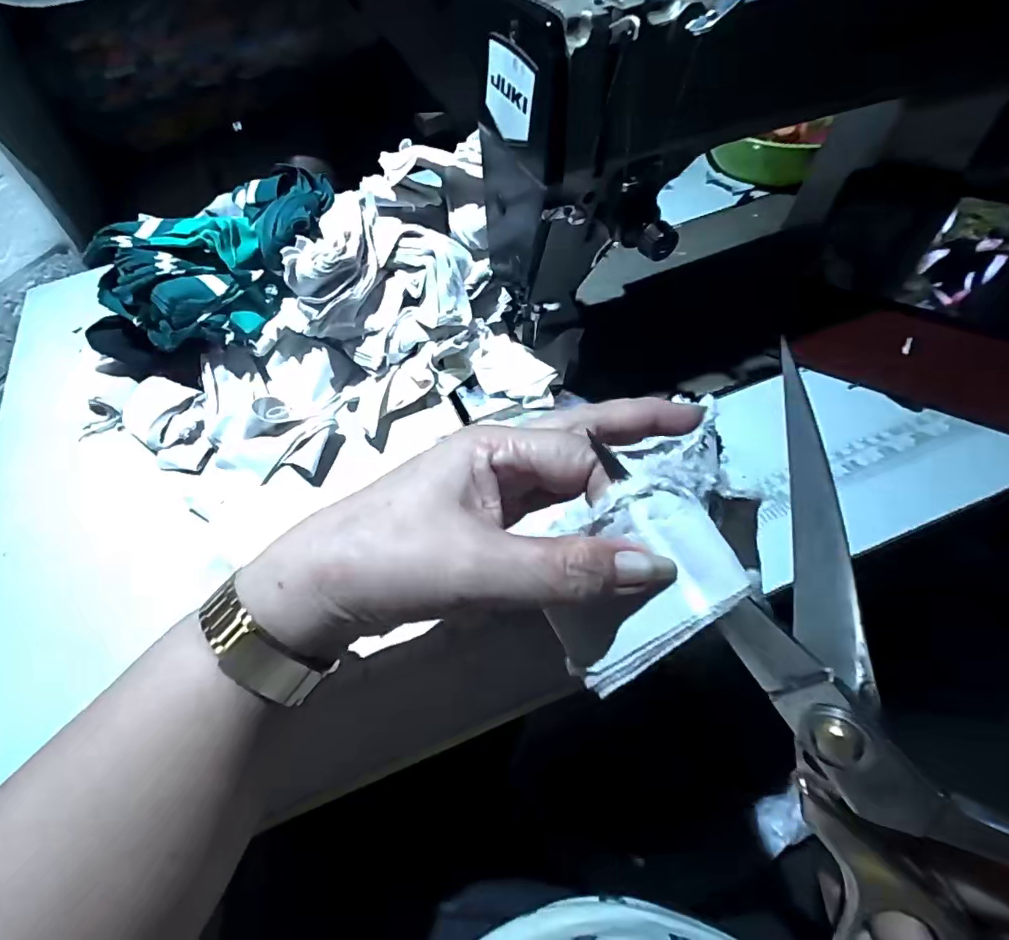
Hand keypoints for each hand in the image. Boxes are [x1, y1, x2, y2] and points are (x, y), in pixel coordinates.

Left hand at [234, 398, 704, 659]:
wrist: (316, 591)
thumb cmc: (390, 560)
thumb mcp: (480, 567)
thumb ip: (566, 568)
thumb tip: (653, 566)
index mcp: (496, 444)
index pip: (579, 457)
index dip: (614, 494)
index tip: (639, 538)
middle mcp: (501, 455)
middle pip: (581, 435)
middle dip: (636, 425)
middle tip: (691, 418)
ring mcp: (495, 488)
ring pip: (569, 473)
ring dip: (614, 470)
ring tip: (662, 463)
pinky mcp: (490, 522)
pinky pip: (551, 511)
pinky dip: (585, 515)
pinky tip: (606, 521)